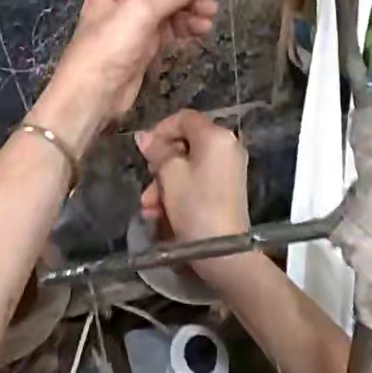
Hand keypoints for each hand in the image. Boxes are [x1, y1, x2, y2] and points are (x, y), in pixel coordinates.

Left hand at [35, 0, 217, 149]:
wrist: (94, 92)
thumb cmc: (110, 44)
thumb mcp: (141, 12)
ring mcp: (133, 22)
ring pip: (165, 3)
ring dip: (188, 4)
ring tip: (211, 12)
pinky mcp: (143, 45)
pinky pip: (169, 27)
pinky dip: (186, 26)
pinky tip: (203, 29)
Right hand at [135, 109, 249, 248]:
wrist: (225, 254)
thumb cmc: (195, 206)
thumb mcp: (169, 174)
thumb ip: (156, 150)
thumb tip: (143, 136)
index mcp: (215, 137)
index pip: (184, 118)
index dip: (160, 129)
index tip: (144, 148)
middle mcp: (227, 147)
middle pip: (185, 143)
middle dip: (161, 163)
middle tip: (146, 178)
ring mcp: (229, 169)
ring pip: (188, 165)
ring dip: (165, 182)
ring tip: (149, 207)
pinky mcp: (227, 189)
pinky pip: (198, 179)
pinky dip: (179, 191)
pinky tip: (160, 213)